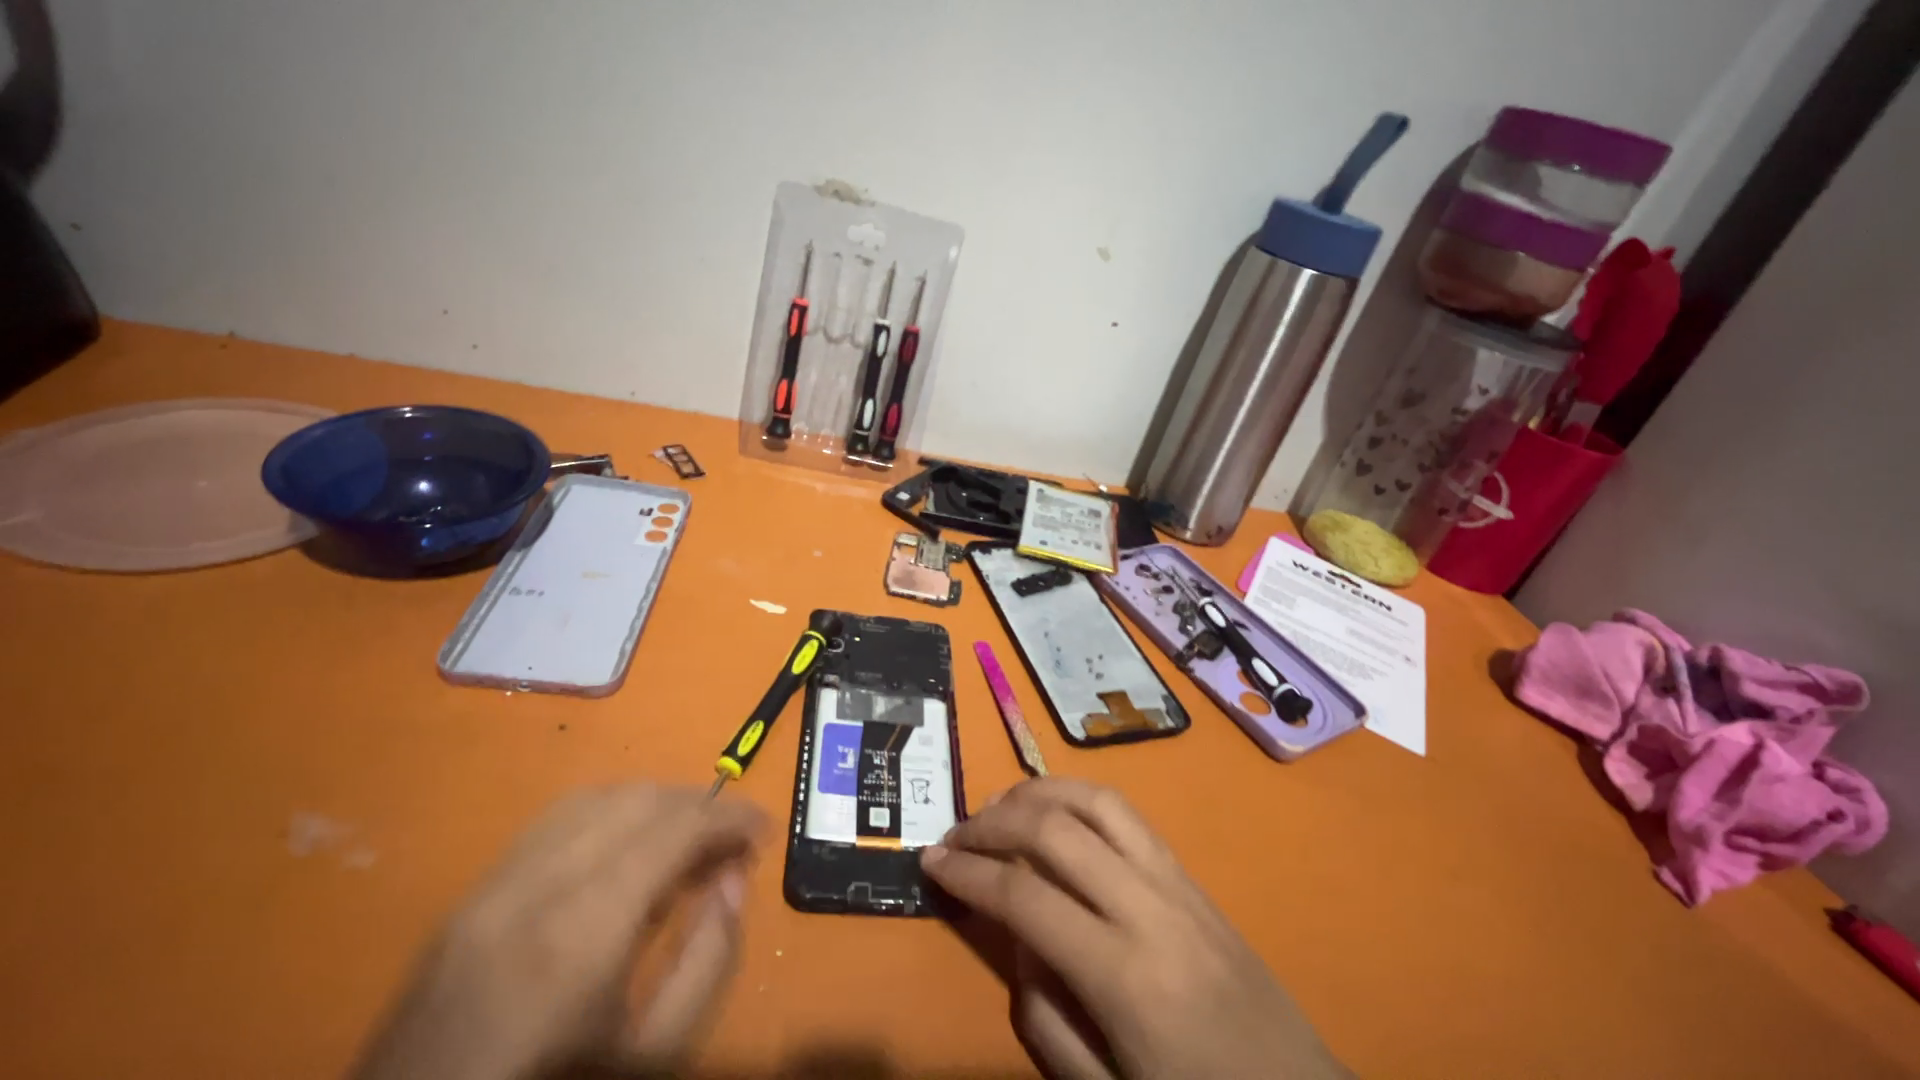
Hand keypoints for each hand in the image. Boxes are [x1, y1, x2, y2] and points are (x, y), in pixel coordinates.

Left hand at [352, 785, 765, 1079]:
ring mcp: (491, 885)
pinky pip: (550, 823)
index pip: (673, 828)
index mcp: (584, 930)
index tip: (764, 830)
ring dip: (652, 806)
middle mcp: (535, 885)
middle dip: (697, 806)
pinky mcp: (468, 895)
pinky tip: (622, 857)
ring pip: (591, 798)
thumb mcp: (654, 1056)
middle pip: (635, 799)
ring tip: (683, 846)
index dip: (729, 816)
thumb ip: (708, 963)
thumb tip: (732, 880)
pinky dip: (606, 818)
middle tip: (731, 846)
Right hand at [921, 778, 1349, 1079]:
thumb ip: (1044, 1014)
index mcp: (1124, 975)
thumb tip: (1018, 938)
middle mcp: (1151, 909)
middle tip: (956, 834)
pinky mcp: (1195, 878)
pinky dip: (1080, 799)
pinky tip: (1056, 816)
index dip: (967, 874)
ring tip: (999, 808)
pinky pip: (1131, 817)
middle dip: (993, 822)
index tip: (929, 861)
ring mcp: (1179, 884)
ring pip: (1099, 802)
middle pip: (1058, 830)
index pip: (1024, 897)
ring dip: (1040, 793)